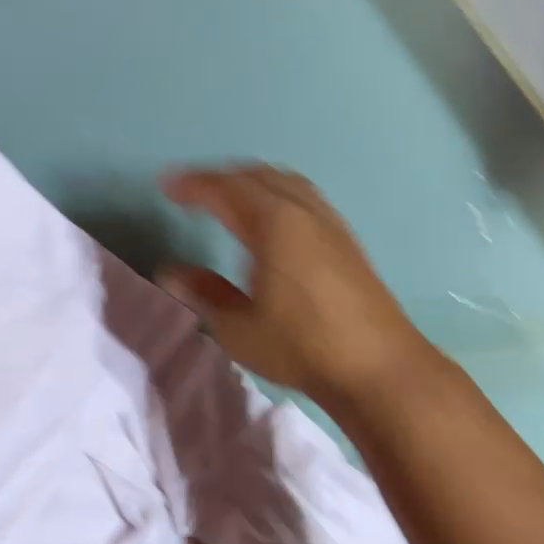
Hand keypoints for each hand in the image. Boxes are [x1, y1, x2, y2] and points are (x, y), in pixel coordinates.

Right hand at [158, 165, 441, 409]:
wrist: (376, 366)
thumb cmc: (300, 347)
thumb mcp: (238, 329)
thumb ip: (204, 294)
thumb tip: (171, 272)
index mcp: (274, 226)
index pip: (226, 190)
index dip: (194, 185)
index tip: (167, 186)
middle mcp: (304, 213)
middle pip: (258, 176)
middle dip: (221, 178)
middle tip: (192, 189)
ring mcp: (331, 224)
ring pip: (286, 183)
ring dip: (252, 183)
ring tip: (229, 198)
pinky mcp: (346, 242)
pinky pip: (303, 199)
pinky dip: (275, 196)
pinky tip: (270, 222)